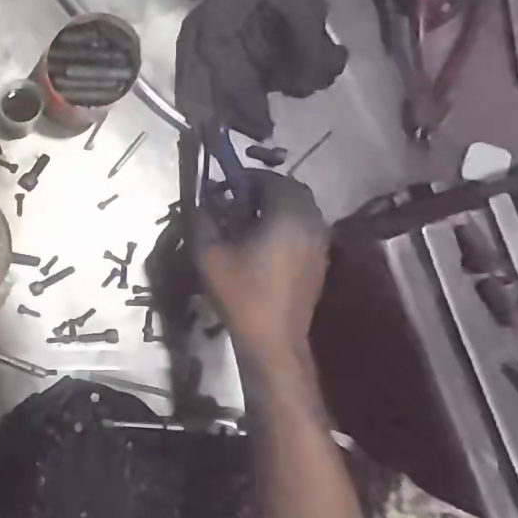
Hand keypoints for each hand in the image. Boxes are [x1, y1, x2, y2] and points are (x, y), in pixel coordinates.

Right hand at [195, 173, 328, 360]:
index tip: (224, 187)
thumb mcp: (209, 255)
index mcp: (287, 216)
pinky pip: (304, 230)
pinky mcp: (319, 262)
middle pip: (292, 191)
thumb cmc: (240, 293)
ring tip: (246, 222)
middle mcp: (311, 223)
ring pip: (301, 211)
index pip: (272, 179)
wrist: (273, 339)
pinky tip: (261, 244)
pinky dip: (285, 226)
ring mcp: (320, 244)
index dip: (246, 178)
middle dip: (264, 190)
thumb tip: (197, 204)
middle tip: (235, 201)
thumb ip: (201, 222)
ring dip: (276, 208)